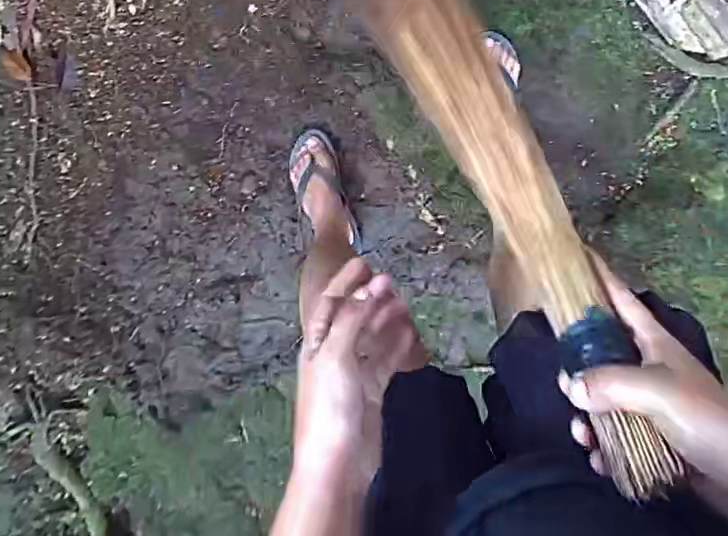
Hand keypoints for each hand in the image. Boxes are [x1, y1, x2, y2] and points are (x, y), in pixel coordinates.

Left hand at [291, 257, 426, 493]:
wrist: (338, 464)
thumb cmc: (329, 406)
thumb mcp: (336, 355)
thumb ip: (352, 319)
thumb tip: (368, 287)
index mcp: (317, 344)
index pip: (330, 303)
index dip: (345, 282)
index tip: (363, 262)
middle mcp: (334, 354)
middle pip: (354, 317)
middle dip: (370, 298)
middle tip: (392, 281)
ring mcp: (353, 373)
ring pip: (372, 336)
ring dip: (386, 318)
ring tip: (404, 303)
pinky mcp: (370, 390)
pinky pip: (385, 359)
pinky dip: (397, 344)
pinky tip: (410, 333)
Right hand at [559, 264, 727, 535]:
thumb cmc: (705, 417)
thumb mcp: (655, 390)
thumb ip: (610, 383)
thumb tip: (570, 385)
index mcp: (653, 340)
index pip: (620, 297)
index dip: (599, 274)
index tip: (575, 253)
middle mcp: (649, 365)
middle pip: (604, 350)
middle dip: (579, 363)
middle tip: (562, 376)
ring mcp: (652, 402)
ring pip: (605, 398)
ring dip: (589, 416)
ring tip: (581, 434)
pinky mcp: (655, 438)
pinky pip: (617, 435)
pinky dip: (605, 446)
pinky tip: (599, 459)